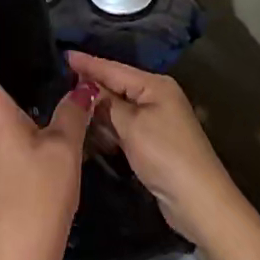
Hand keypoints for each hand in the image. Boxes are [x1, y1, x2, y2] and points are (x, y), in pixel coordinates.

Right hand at [65, 50, 237, 244]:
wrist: (202, 206)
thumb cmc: (165, 156)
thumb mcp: (130, 125)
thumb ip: (104, 101)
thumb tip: (82, 84)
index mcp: (155, 85)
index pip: (112, 68)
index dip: (86, 63)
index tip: (61, 54)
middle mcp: (157, 97)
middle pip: (115, 86)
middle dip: (90, 87)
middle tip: (58, 82)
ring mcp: (156, 120)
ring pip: (117, 107)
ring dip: (97, 111)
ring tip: (68, 107)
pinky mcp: (153, 141)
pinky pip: (123, 125)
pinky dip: (108, 127)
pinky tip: (89, 131)